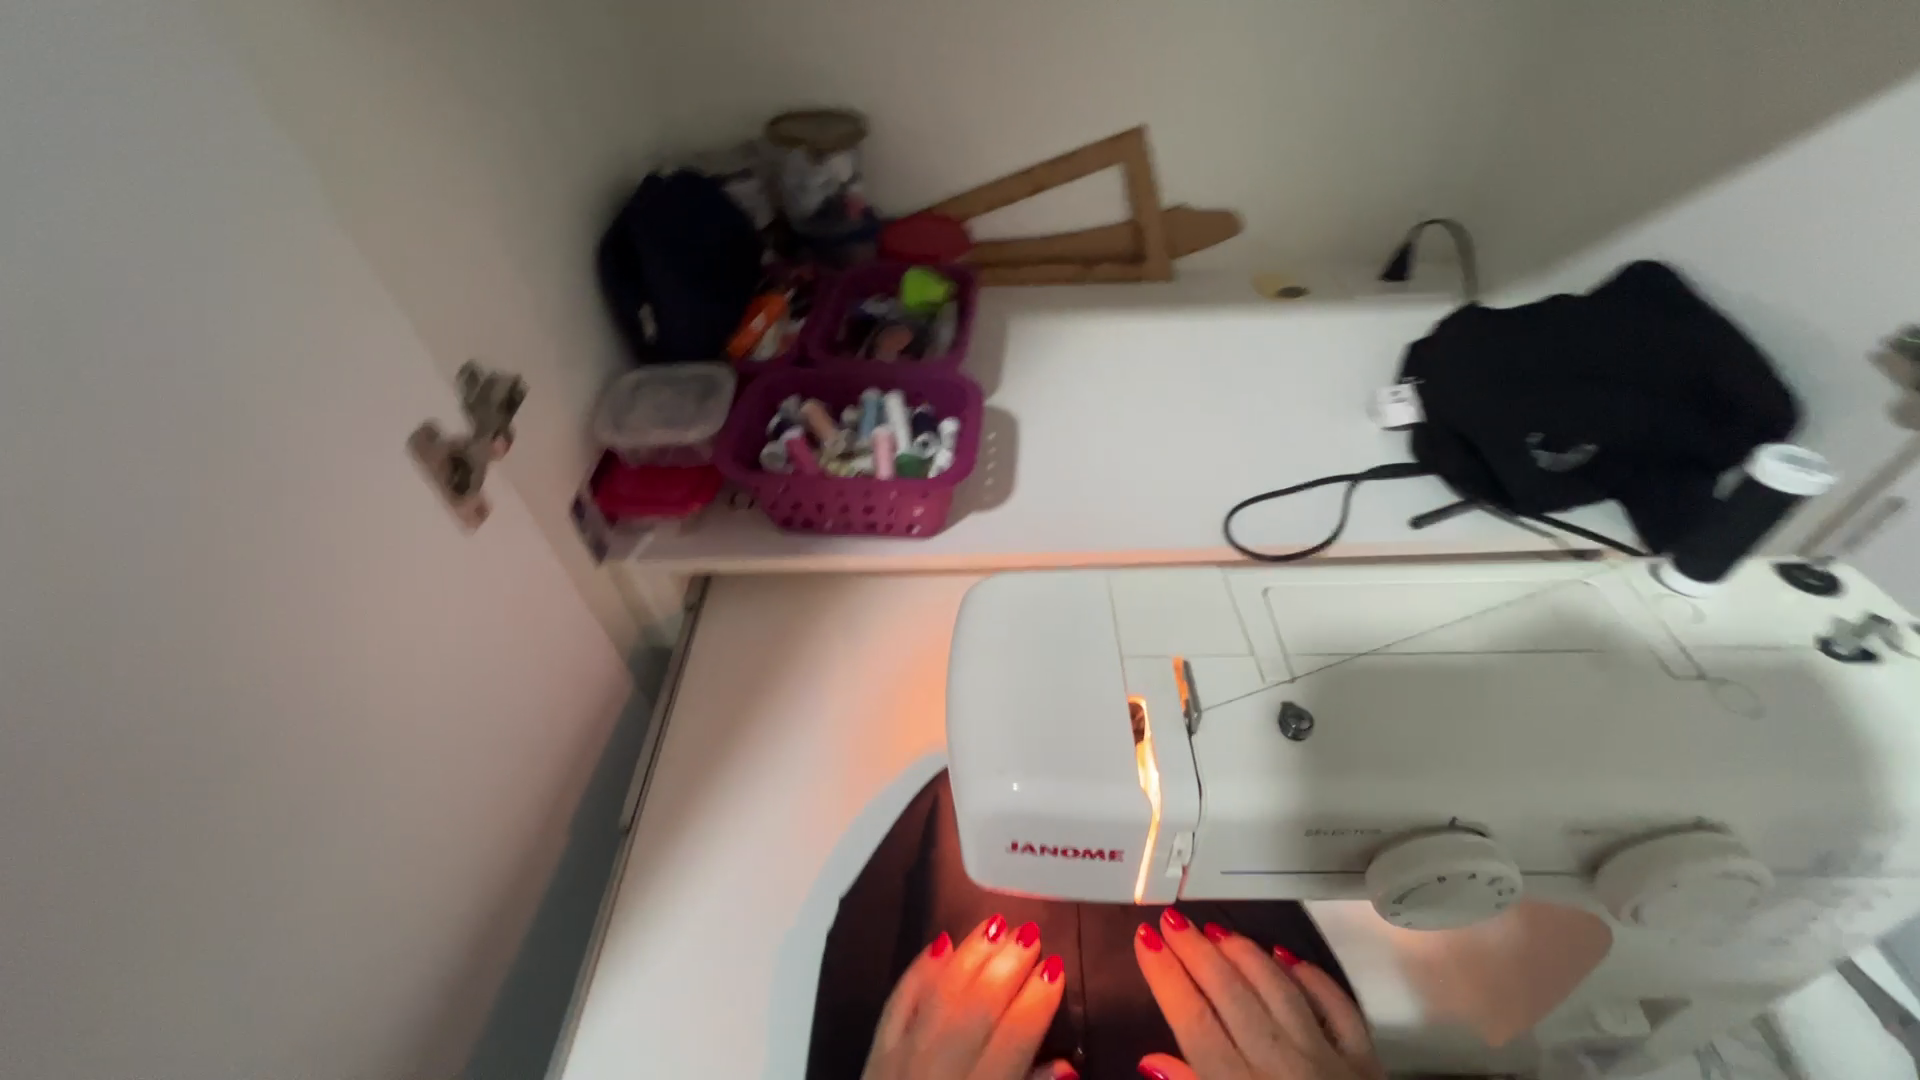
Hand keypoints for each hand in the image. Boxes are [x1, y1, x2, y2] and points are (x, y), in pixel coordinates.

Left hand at [862, 914, 1077, 1079]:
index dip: (1035, 1004)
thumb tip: (1065, 1067)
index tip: (1056, 966)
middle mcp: (935, 1077)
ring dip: (969, 956)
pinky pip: (897, 1002)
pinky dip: (920, 971)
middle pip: (973, 1011)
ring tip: (996, 924)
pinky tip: (941, 942)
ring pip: (938, 996)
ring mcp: (897, 1062)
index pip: (1010, 1044)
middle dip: (1005, 968)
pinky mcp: (873, 1055)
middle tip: (1031, 932)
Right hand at [1133, 910, 1385, 1079]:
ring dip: (1243, 953)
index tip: (1145, 939)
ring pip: (1278, 988)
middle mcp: (1282, 1068)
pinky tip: (1287, 958)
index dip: (1166, 976)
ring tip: (1214, 930)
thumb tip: (1153, 1062)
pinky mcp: (1367, 1064)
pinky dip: (1311, 977)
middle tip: (1171, 919)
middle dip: (1195, 951)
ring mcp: (1328, 1061)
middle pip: (1231, 994)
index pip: (1195, 1022)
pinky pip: (1337, 1006)